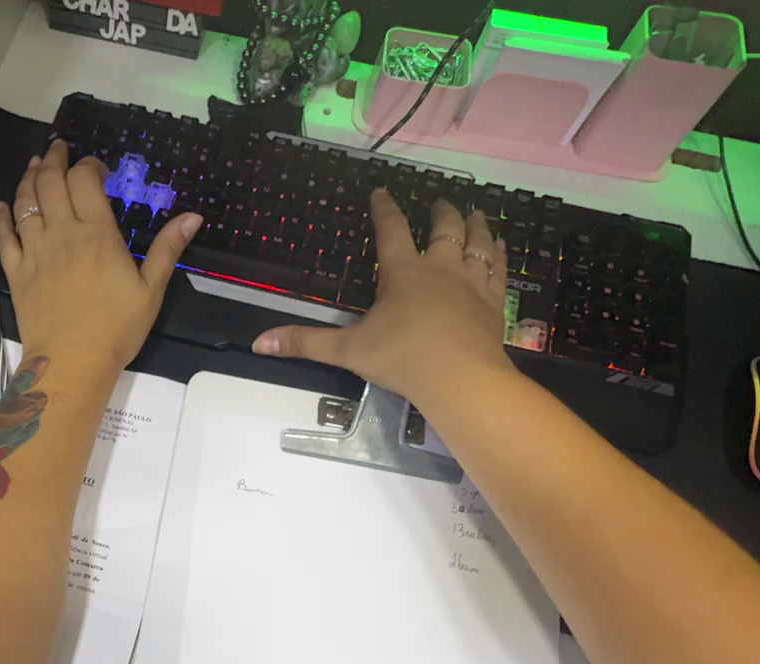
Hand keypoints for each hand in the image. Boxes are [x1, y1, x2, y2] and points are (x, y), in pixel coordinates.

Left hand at [0, 139, 201, 374]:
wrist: (71, 363)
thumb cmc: (116, 330)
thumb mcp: (151, 291)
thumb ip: (167, 249)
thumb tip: (193, 216)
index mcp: (97, 233)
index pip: (86, 180)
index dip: (90, 165)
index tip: (97, 168)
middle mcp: (62, 233)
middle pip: (51, 182)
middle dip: (54, 159)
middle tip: (58, 150)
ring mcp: (35, 252)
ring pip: (25, 202)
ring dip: (28, 178)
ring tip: (33, 166)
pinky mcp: (17, 273)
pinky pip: (4, 237)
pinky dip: (2, 217)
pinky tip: (2, 206)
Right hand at [251, 191, 513, 402]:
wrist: (459, 378)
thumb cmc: (401, 359)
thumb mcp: (347, 351)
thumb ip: (305, 343)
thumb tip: (259, 342)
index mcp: (402, 273)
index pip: (391, 230)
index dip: (384, 208)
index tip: (382, 190)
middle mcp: (439, 268)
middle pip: (444, 229)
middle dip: (440, 211)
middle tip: (439, 201)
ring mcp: (470, 283)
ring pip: (477, 243)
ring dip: (475, 226)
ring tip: (476, 214)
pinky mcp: (492, 303)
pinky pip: (498, 269)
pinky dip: (498, 254)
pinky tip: (500, 247)